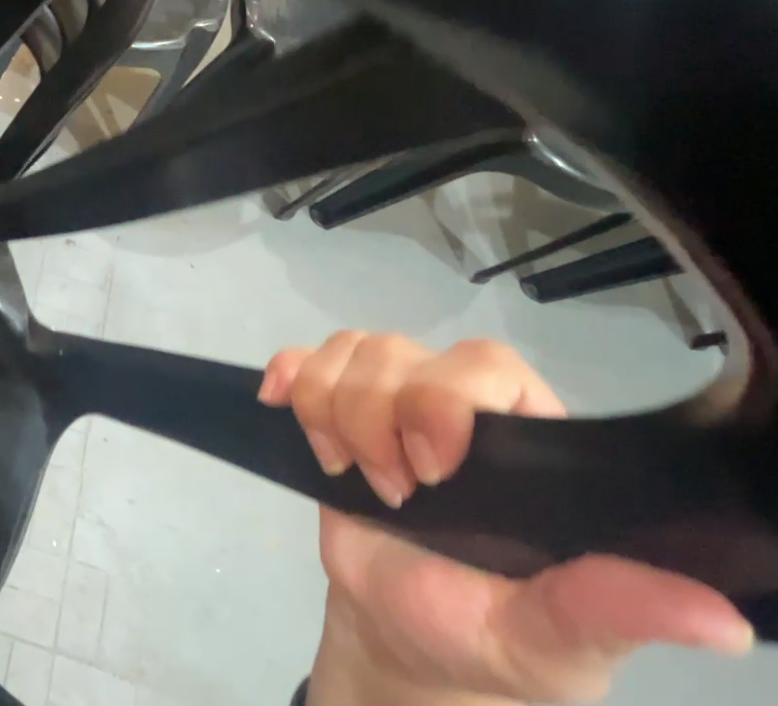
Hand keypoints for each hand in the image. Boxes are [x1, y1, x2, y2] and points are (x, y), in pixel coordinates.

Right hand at [259, 332, 753, 704]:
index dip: (443, 399)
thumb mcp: (553, 640)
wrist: (400, 636)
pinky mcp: (332, 412)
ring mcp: (388, 406)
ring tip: (343, 470)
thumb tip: (715, 619)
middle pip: (399, 352)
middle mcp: (457, 409)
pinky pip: (302, 361)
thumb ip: (606, 612)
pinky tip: (278, 405)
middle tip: (388, 491)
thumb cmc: (484, 636)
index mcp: (527, 444)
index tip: (431, 472)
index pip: (486, 368)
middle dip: (372, 416)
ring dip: (327, 406)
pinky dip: (286, 375)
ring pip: (348, 351)